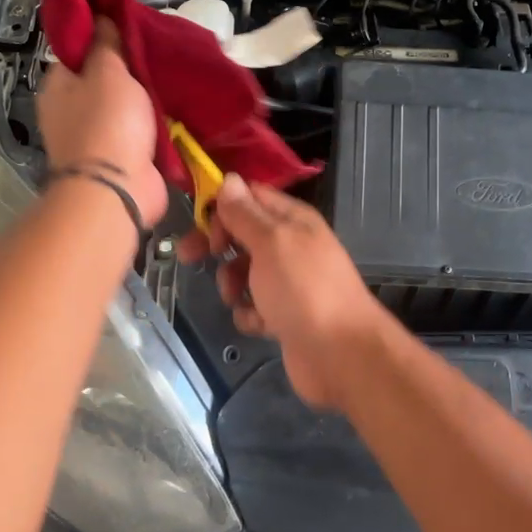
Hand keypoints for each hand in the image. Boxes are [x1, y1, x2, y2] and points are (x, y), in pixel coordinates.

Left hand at [37, 18, 167, 227]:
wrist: (117, 189)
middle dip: (130, 66)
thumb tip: (100, 14)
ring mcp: (93, 136)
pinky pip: (137, 129)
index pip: (77, 49)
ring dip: (144, 95)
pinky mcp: (118, 157)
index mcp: (58, 85)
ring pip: (123, 103)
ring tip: (173, 75)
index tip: (131, 24)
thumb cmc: (108, 122)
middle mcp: (70, 109)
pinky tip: (174, 106)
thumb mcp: (108, 71)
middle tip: (159, 50)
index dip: (103, 34)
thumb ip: (106, 42)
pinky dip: (153, 121)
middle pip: (102, 77)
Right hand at [179, 175, 390, 409]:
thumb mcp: (271, 242)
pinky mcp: (284, 316)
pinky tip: (260, 325)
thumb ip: (246, 213)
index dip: (223, 204)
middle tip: (191, 257)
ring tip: (238, 298)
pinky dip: (251, 315)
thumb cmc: (304, 289)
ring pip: (244, 273)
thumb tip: (229, 179)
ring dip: (232, 284)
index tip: (200, 221)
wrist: (340, 353)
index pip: (251, 196)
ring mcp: (289, 282)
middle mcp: (291, 245)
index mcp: (293, 219)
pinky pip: (254, 307)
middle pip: (243, 234)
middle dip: (218, 245)